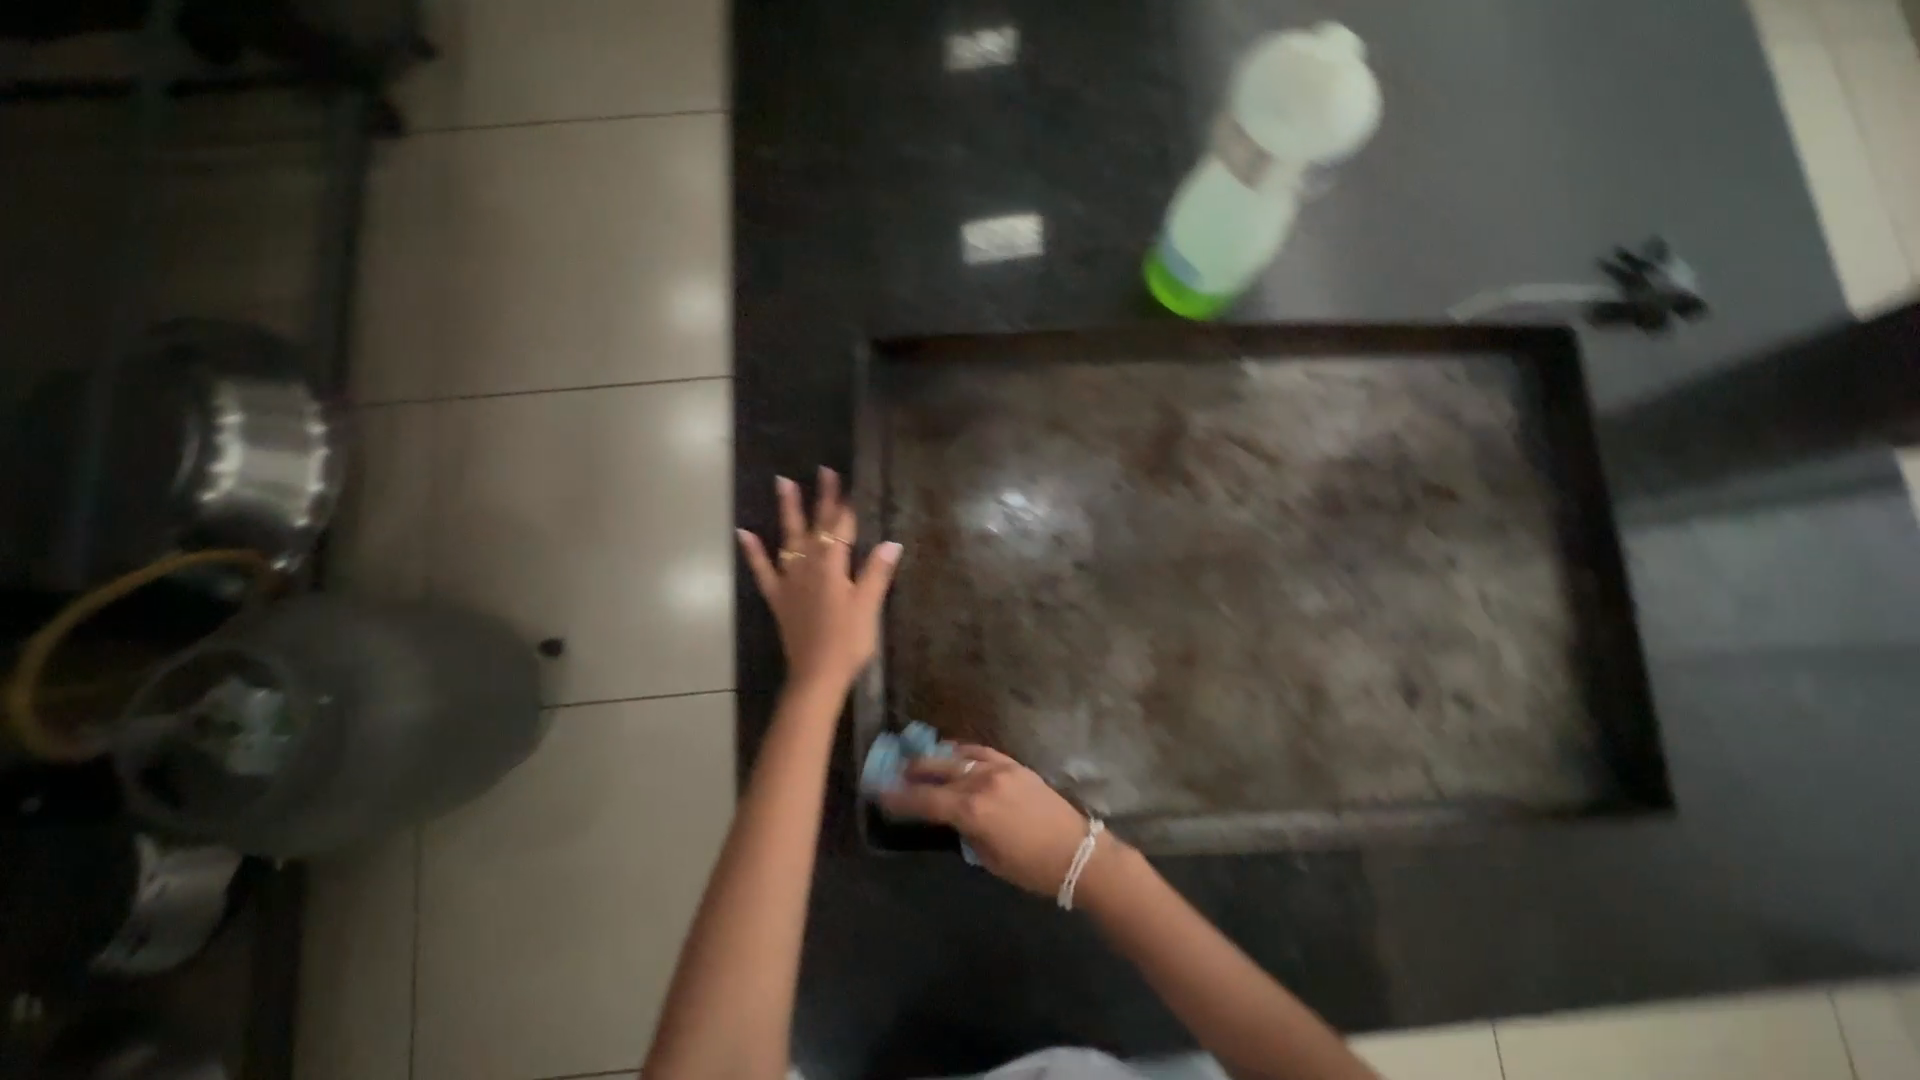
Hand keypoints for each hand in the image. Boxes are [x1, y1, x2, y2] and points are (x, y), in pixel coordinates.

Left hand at [738, 468, 902, 693]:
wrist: (816, 675)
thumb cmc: (847, 643)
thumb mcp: (868, 608)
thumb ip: (877, 573)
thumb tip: (892, 542)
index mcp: (833, 567)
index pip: (841, 528)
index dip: (845, 504)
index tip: (846, 479)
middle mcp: (809, 567)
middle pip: (816, 526)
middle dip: (821, 498)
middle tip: (822, 470)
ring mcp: (790, 581)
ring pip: (788, 539)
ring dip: (787, 511)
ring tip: (783, 483)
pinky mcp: (778, 598)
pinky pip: (763, 570)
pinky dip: (753, 551)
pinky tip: (744, 532)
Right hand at [878, 745, 1102, 896]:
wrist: (1078, 853)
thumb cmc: (1031, 868)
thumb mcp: (988, 857)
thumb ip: (966, 832)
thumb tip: (953, 818)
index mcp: (971, 810)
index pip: (925, 800)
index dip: (899, 798)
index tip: (879, 793)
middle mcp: (981, 782)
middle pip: (936, 770)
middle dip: (911, 772)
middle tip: (893, 774)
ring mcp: (1000, 769)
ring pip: (957, 756)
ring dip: (934, 759)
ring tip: (917, 762)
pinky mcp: (1015, 765)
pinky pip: (982, 751)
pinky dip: (963, 750)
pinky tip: (953, 753)